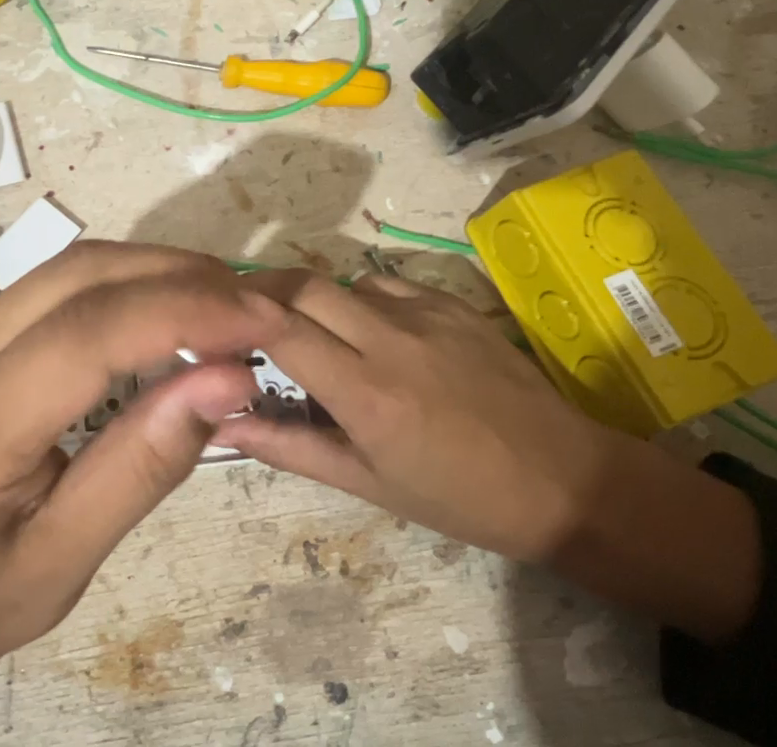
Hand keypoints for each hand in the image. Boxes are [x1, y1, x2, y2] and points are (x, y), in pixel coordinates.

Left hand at [0, 242, 287, 695]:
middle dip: (175, 276)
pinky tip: (164, 311)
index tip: (265, 322)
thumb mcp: (64, 562)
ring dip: (150, 271)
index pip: (84, 335)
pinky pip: (49, 288)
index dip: (182, 314)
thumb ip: (142, 466)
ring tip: (224, 304)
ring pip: (63, 268)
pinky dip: (119, 286)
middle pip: (75, 275)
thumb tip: (228, 379)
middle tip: (254, 309)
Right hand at [213, 270, 624, 560]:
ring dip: (312, 298)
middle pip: (302, 284)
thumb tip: (223, 424)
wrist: (565, 480)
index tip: (211, 328)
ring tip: (311, 332)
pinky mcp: (454, 303)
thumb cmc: (458, 497)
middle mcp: (392, 339)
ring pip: (342, 280)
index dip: (235, 319)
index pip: (280, 329)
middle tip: (240, 317)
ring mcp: (427, 314)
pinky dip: (360, 299)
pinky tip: (371, 332)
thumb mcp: (366, 482)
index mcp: (366, 392)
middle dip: (260, 292)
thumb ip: (290, 446)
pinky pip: (386, 283)